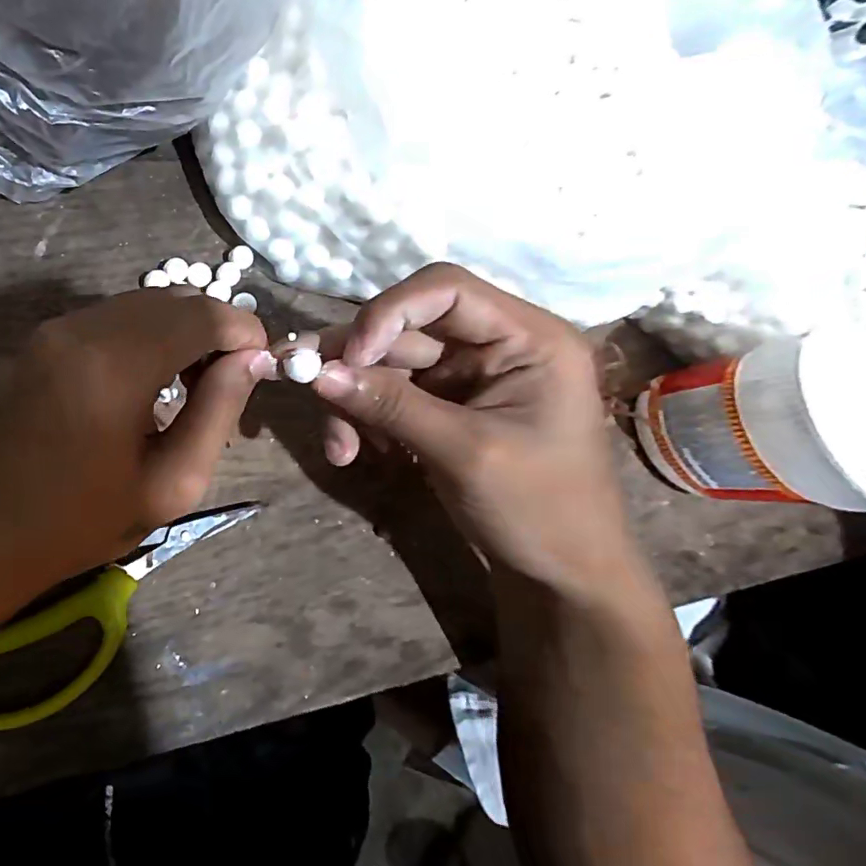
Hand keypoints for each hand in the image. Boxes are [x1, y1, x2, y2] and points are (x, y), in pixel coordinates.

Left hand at [0, 288, 272, 596]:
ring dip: (180, 330)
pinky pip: (114, 316)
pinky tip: (150, 378)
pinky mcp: (44, 337)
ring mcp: (57, 329)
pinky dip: (146, 334)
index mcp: (115, 368)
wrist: (0, 527)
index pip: (201, 315)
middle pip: (173, 299)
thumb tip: (253, 357)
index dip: (242, 331)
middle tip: (225, 383)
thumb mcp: (173, 481)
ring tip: (190, 386)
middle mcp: (82, 331)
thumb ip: (219, 410)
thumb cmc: (89, 518)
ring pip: (144, 303)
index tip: (261, 365)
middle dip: (213, 330)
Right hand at [302, 264, 636, 590]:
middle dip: (354, 368)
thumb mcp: (462, 452)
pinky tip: (353, 454)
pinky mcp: (440, 405)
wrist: (559, 575)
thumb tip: (315, 373)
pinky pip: (383, 396)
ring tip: (340, 449)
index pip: (444, 290)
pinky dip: (361, 421)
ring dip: (351, 403)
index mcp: (527, 338)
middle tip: (305, 391)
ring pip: (383, 366)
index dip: (387, 314)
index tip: (347, 360)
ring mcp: (463, 377)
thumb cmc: (538, 509)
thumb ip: (390, 406)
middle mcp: (492, 345)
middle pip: (401, 330)